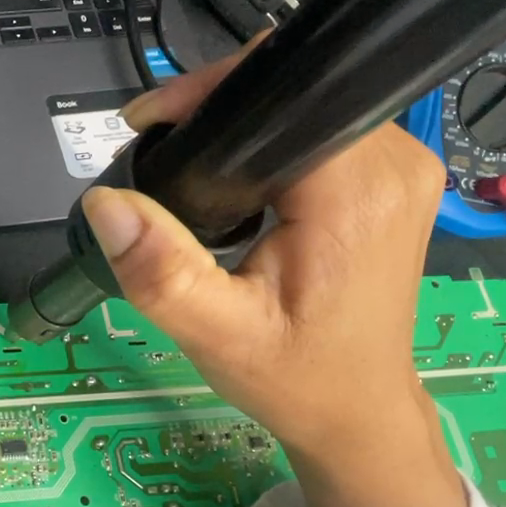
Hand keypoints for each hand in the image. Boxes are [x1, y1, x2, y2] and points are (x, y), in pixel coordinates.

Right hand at [91, 49, 466, 506]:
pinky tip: (229, 182)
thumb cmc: (295, 377)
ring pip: (303, 108)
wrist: (357, 414)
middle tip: (156, 154)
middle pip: (293, 92)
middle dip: (216, 111)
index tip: (149, 128)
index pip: (280, 95)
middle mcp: (392, 163)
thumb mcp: (216, 333)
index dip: (207, 96)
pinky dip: (266, 146)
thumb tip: (106, 203)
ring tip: (184, 167)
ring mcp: (398, 168)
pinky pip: (318, 133)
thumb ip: (162, 271)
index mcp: (355, 191)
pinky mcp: (387, 182)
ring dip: (239, 128)